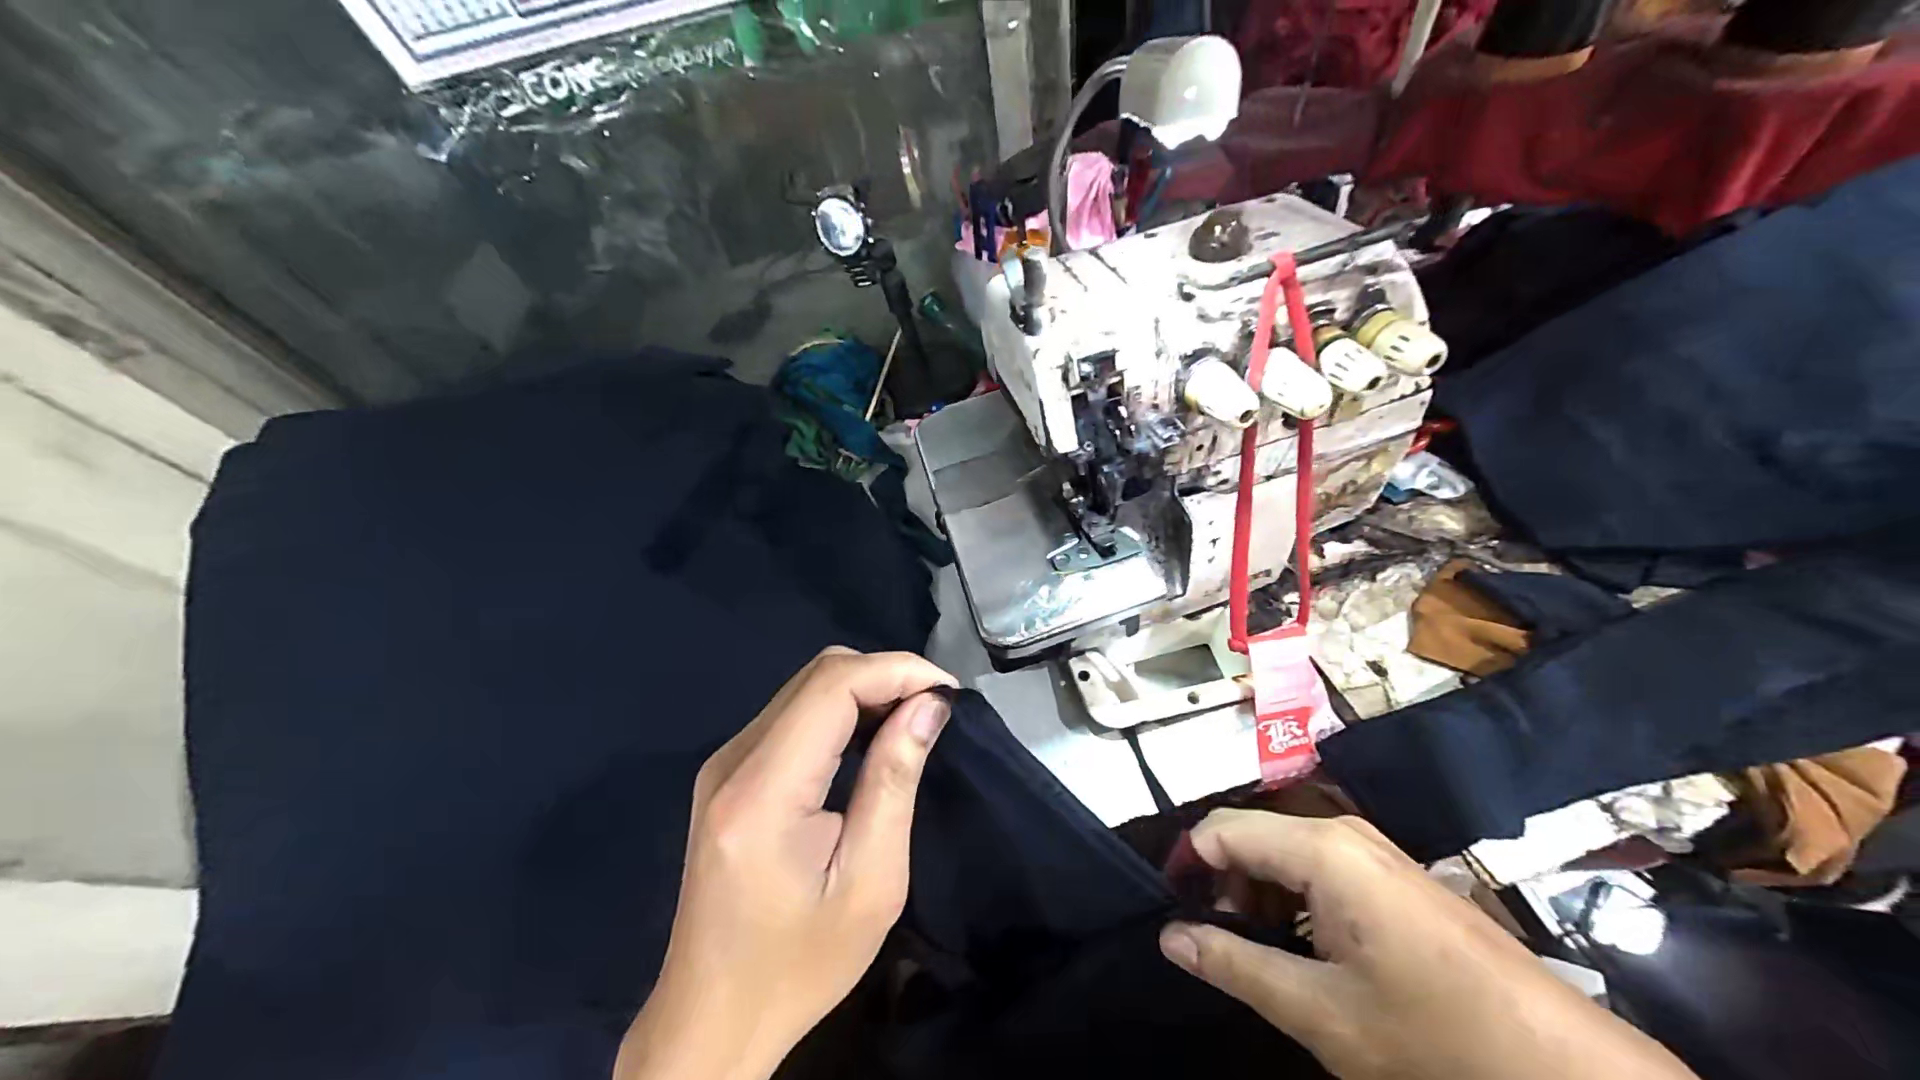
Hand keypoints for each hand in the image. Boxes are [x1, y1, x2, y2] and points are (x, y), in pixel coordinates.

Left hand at [615, 648, 957, 1079]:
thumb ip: (894, 781)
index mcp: (762, 791)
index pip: (832, 686)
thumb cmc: (799, 964)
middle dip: (885, 675)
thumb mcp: (870, 882)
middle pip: (817, 675)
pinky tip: (869, 738)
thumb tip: (928, 705)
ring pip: (804, 687)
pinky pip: (791, 713)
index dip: (896, 670)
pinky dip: (839, 710)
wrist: (713, 1016)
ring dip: (864, 689)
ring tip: (912, 720)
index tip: (949, 692)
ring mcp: (723, 763)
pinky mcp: (727, 773)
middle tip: (935, 709)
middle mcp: (732, 760)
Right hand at [1159, 810, 1698, 1079]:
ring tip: (1256, 950)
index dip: (1187, 864)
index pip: (1221, 830)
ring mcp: (1375, 854)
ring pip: (1285, 851)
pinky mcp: (1396, 879)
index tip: (1171, 909)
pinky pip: (1321, 869)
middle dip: (1222, 881)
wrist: (1571, 1075)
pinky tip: (1303, 949)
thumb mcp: (1320, 1011)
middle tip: (1216, 940)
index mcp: (1321, 850)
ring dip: (1256, 893)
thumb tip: (1170, 937)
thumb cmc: (1434, 1037)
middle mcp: (1344, 834)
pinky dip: (1293, 899)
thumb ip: (1234, 965)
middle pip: (1252, 835)